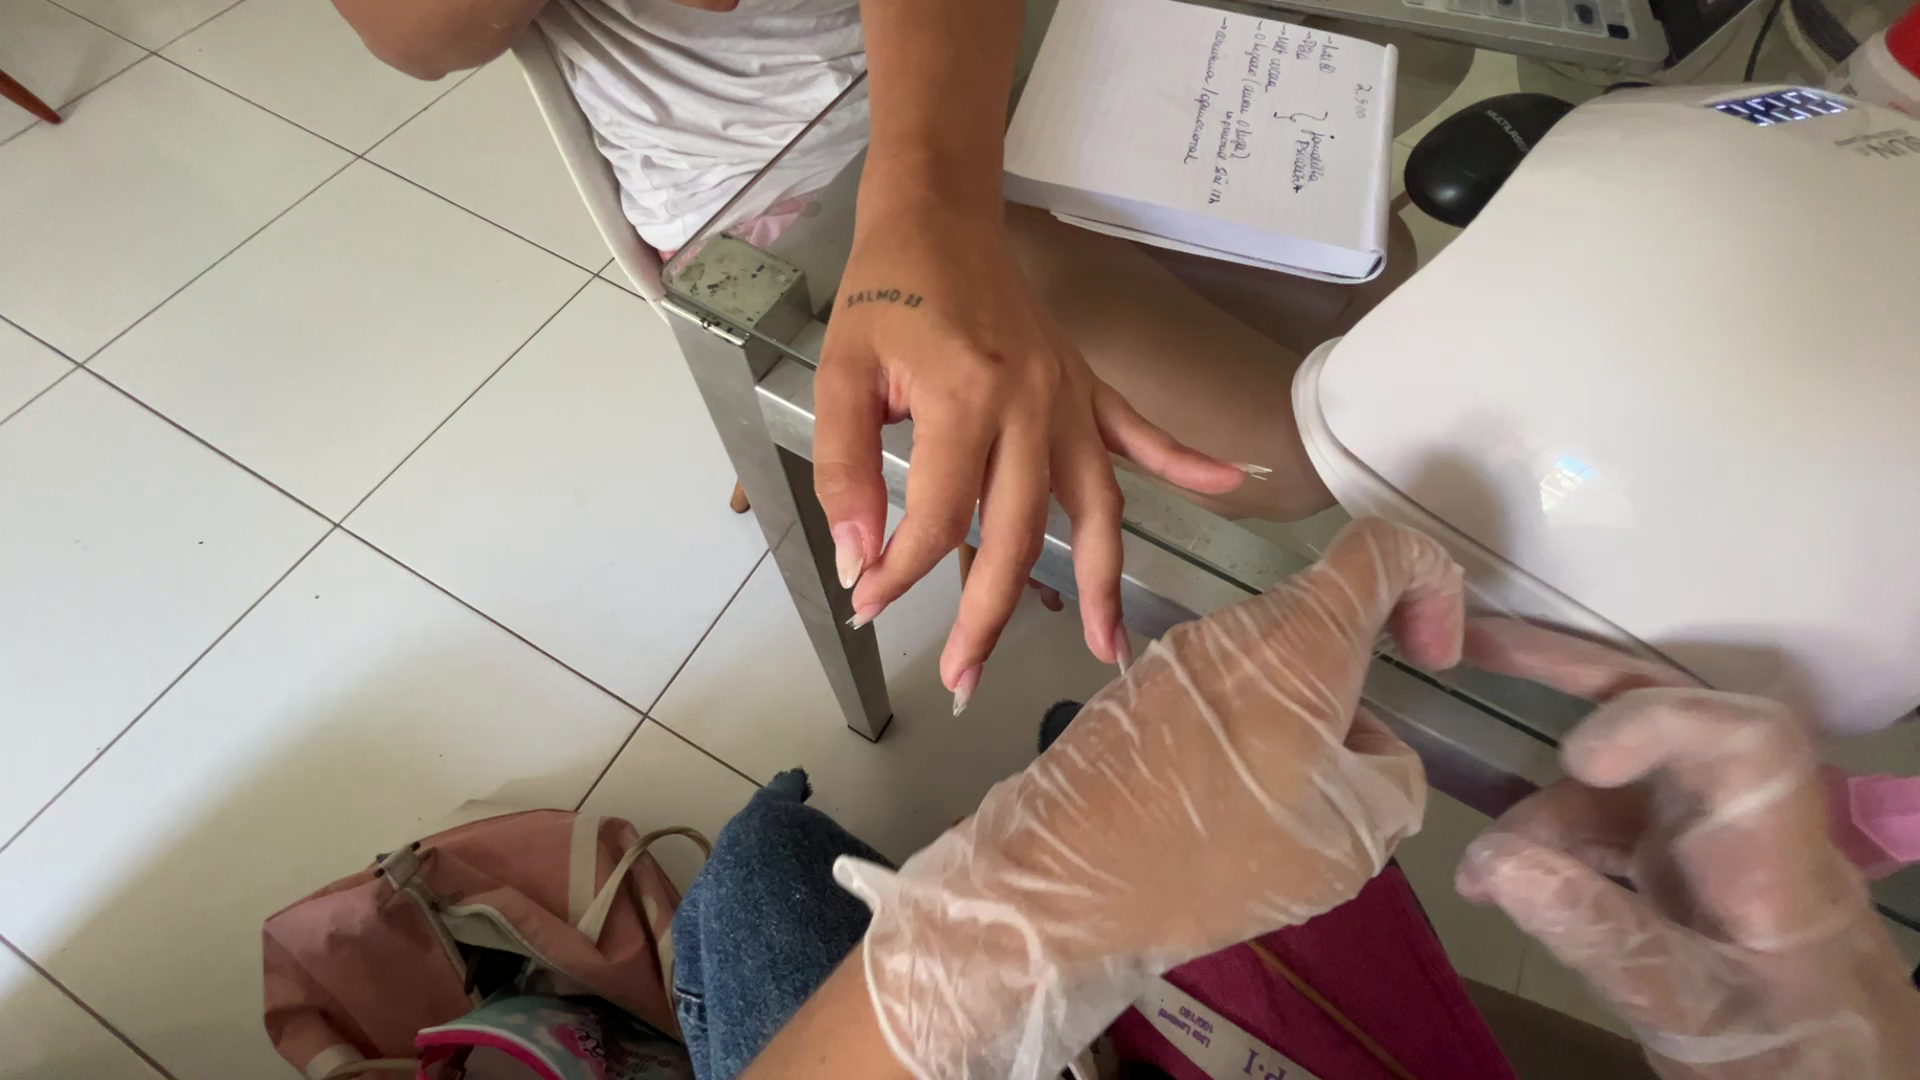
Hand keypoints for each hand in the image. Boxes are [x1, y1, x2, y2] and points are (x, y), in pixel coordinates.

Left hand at [813, 202, 1247, 704]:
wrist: (938, 219)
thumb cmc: (884, 293)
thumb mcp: (840, 376)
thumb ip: (844, 468)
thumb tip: (858, 557)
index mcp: (965, 401)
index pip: (937, 518)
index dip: (898, 571)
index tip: (867, 600)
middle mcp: (1032, 408)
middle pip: (1020, 536)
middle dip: (988, 617)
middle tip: (962, 682)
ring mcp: (1069, 399)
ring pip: (1095, 508)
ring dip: (1103, 582)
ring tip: (1105, 649)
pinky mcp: (1086, 388)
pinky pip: (1141, 433)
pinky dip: (1185, 463)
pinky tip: (1228, 484)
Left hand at [835, 519, 1464, 1079]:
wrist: (1068, 873)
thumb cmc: (1217, 855)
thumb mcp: (1355, 835)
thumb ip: (1388, 766)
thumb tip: (1357, 737)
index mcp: (1298, 645)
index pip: (1377, 548)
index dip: (1430, 582)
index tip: (1429, 660)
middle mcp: (1233, 628)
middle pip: (1322, 613)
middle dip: (1357, 679)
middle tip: (1348, 773)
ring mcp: (1177, 651)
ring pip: (1270, 656)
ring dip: (1299, 712)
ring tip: (1281, 803)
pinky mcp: (1139, 683)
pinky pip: (1220, 682)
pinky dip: (1248, 722)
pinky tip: (1226, 796)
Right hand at [1455, 619, 1919, 1079]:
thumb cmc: (1787, 1060)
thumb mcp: (1683, 1009)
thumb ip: (1592, 931)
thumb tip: (1487, 858)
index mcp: (1769, 850)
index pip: (1744, 739)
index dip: (1653, 721)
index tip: (1571, 757)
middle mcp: (1738, 819)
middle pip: (1666, 708)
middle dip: (1567, 669)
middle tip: (1477, 643)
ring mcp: (1704, 837)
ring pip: (1611, 779)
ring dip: (1532, 808)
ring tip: (1480, 874)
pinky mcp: (1673, 861)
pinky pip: (1593, 825)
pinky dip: (1536, 845)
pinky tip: (1494, 884)